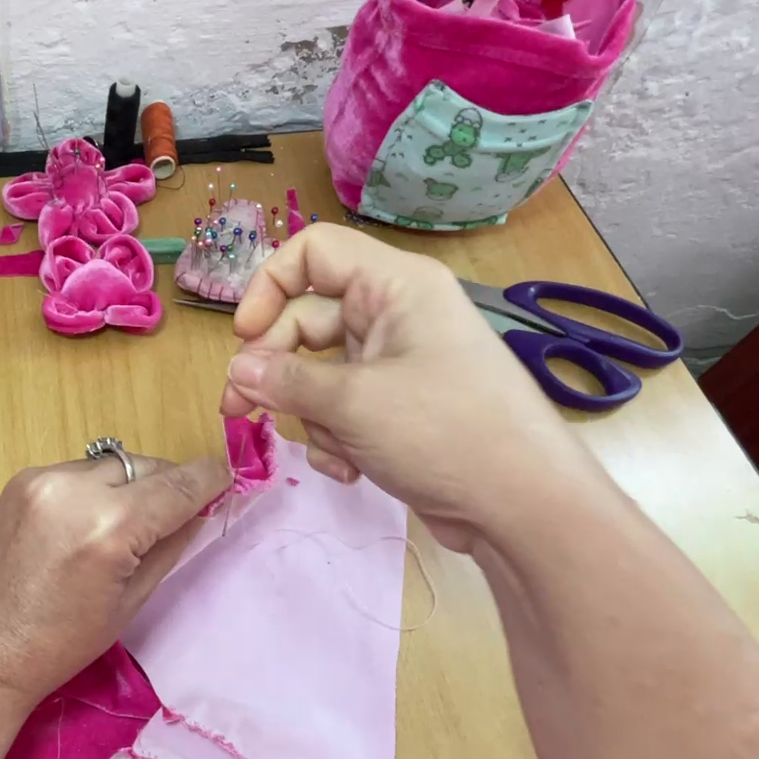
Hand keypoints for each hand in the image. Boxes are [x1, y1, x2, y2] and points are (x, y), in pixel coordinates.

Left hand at [0, 454, 230, 706]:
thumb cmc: (59, 644)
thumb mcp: (130, 602)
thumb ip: (170, 545)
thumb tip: (200, 509)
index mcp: (108, 527)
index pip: (179, 484)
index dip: (211, 480)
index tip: (230, 479)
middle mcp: (74, 489)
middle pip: (146, 464)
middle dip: (166, 486)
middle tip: (172, 519)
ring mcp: (41, 479)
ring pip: (112, 465)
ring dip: (129, 485)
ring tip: (121, 526)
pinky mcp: (20, 480)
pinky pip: (78, 472)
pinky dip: (94, 490)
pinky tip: (83, 524)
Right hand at [220, 224, 618, 551]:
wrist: (521, 506)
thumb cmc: (444, 433)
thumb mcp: (353, 403)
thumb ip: (285, 381)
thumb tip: (237, 370)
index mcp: (394, 287)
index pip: (313, 252)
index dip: (269, 286)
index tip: (243, 337)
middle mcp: (393, 315)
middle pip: (304, 321)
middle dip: (272, 369)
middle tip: (237, 410)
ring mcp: (394, 364)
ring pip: (316, 373)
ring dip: (310, 415)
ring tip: (334, 449)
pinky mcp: (394, 407)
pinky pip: (339, 408)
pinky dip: (334, 438)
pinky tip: (350, 468)